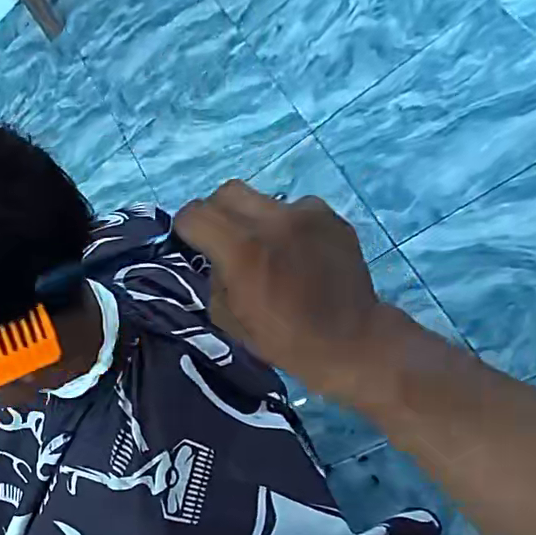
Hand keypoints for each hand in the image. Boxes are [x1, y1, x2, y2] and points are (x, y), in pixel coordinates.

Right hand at [174, 182, 408, 399]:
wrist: (349, 341)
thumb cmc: (283, 341)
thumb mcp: (228, 320)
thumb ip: (215, 281)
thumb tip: (216, 260)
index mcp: (242, 251)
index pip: (195, 214)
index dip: (186, 229)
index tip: (192, 245)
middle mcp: (273, 221)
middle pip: (226, 193)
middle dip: (216, 214)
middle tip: (222, 241)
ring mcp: (307, 214)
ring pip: (262, 201)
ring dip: (254, 221)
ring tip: (267, 252)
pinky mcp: (331, 217)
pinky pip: (295, 211)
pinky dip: (287, 229)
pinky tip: (297, 256)